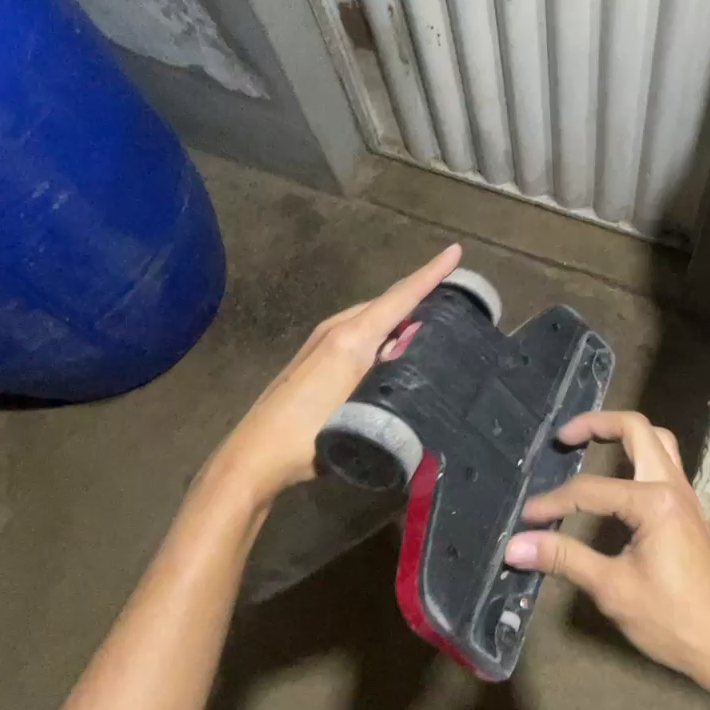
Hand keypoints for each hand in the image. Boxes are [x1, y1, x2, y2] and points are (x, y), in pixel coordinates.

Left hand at [207, 245, 460, 498]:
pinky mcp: (313, 356)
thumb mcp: (363, 407)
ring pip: (372, 318)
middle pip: (387, 303)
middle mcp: (336, 329)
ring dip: (400, 316)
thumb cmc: (311, 435)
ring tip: (431, 322)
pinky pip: (359, 331)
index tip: (455, 252)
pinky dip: (382, 331)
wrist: (254, 458)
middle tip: (455, 297)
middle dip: (420, 294)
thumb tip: (413, 336)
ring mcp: (320, 341)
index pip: (400, 297)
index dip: (430, 274)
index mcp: (351, 337)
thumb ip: (392, 370)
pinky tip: (392, 348)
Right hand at [502, 412, 709, 687]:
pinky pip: (663, 462)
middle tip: (563, 438)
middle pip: (636, 429)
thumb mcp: (612, 589)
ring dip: (623, 433)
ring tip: (590, 443)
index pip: (591, 489)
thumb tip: (514, 546)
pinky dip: (637, 454)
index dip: (554, 502)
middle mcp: (672, 485)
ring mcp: (684, 495)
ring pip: (656, 440)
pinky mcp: (687, 509)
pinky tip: (617, 477)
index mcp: (654, 501)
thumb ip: (564, 559)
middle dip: (597, 424)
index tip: (527, 519)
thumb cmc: (672, 619)